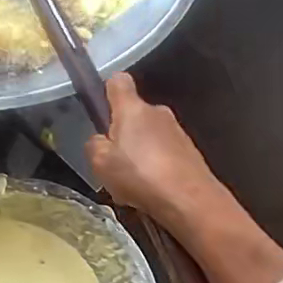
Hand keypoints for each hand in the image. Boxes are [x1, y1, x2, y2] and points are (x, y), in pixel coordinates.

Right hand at [86, 73, 282, 282]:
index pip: (118, 81)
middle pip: (132, 114)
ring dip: (137, 153)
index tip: (101, 110)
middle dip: (120, 133)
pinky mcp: (189, 151)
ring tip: (130, 182)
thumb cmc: (139, 175)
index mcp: (133, 109)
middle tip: (111, 161)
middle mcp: (157, 113)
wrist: (189, 200)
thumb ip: (94, 145)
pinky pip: (162, 153)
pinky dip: (153, 167)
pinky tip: (148, 189)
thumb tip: (100, 139)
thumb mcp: (99, 163)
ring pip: (147, 136)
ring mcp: (176, 131)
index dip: (107, 91)